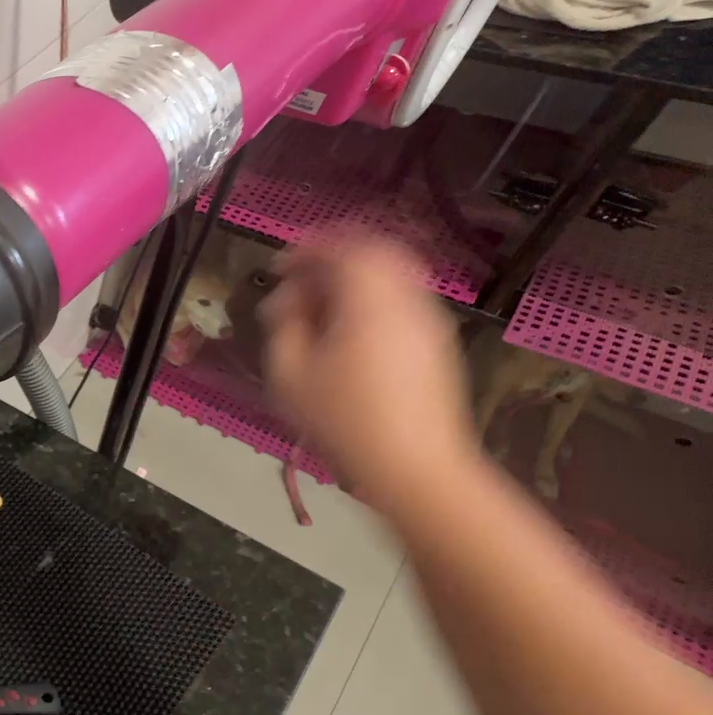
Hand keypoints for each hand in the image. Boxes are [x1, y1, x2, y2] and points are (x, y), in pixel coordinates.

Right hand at [260, 233, 480, 506]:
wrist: (415, 467)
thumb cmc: (342, 419)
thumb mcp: (290, 372)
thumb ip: (285, 324)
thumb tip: (289, 300)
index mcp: (371, 304)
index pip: (346, 248)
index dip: (308, 247)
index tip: (280, 265)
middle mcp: (408, 304)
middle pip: (377, 253)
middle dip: (334, 257)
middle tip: (299, 278)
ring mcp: (428, 325)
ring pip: (392, 277)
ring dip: (351, 280)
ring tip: (317, 308)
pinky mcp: (434, 346)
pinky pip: (400, 301)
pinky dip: (370, 299)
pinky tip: (343, 330)